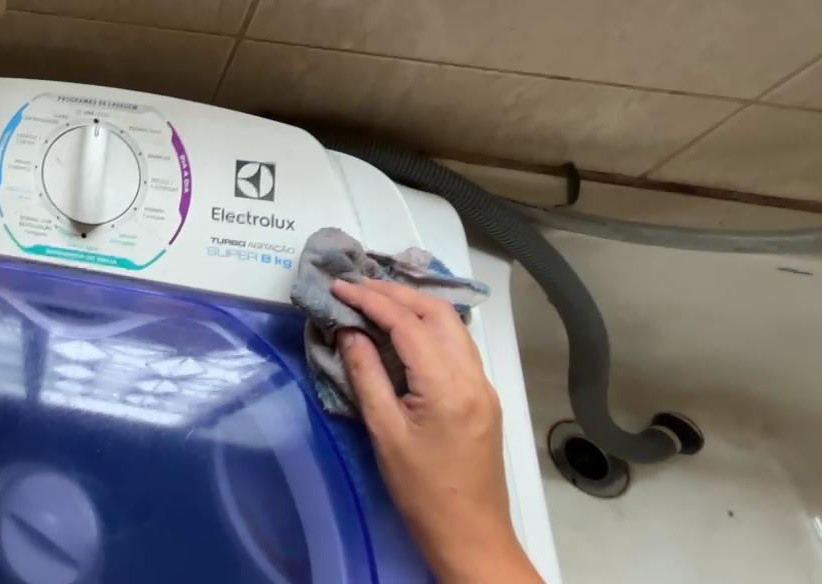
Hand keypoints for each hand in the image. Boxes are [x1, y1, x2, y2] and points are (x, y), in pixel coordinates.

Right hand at [333, 278, 541, 583]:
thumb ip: (365, 372)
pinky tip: (399, 328)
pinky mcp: (481, 397)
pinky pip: (455, 343)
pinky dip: (426, 324)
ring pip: (451, 325)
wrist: (470, 536)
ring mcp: (483, 387)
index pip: (407, 323)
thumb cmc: (420, 489)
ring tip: (372, 298)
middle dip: (394, 292)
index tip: (338, 286)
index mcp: (447, 386)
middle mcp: (473, 378)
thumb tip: (349, 330)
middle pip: (437, 313)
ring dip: (412, 304)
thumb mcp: (382, 429)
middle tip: (354, 285)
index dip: (369, 299)